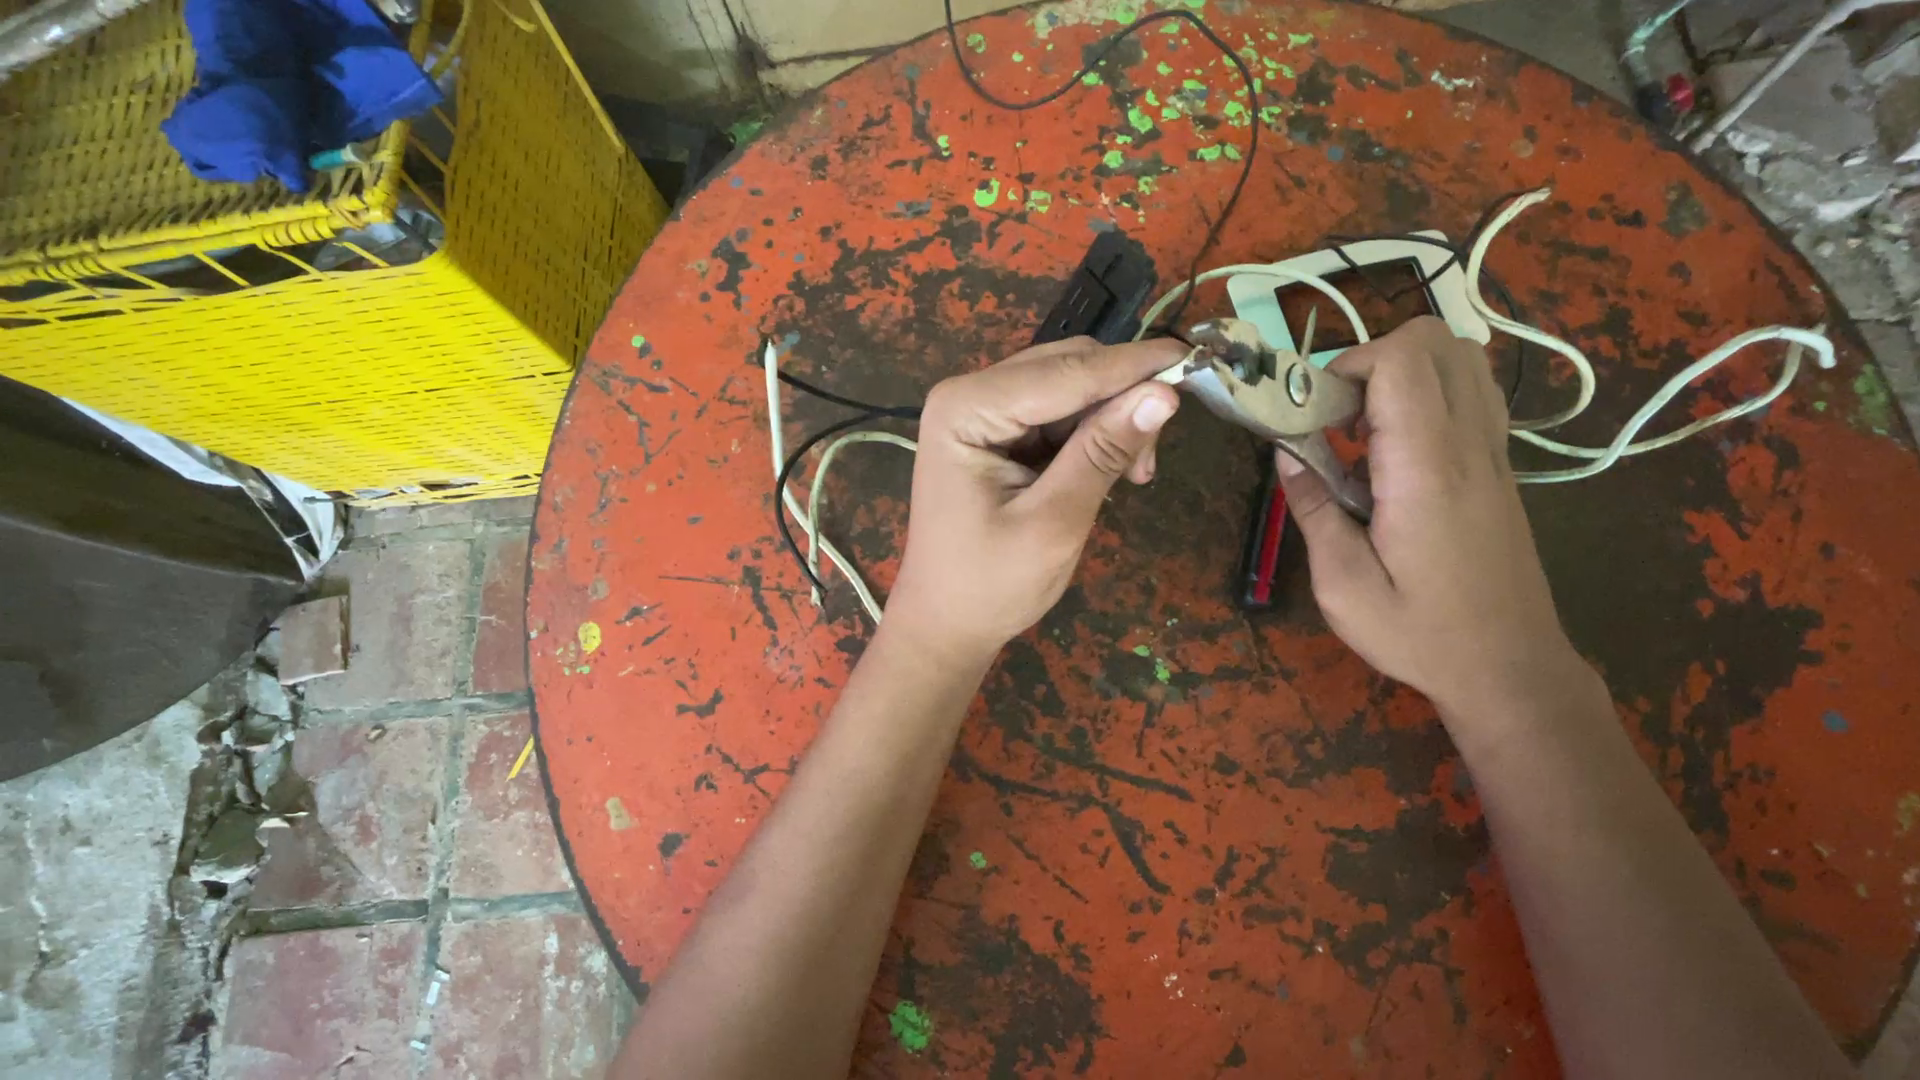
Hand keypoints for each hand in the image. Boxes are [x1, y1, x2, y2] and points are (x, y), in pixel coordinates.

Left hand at [885, 336, 1185, 658]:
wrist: (947, 624)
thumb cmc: (991, 585)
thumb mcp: (1054, 522)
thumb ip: (1104, 454)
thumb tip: (1163, 395)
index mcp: (966, 409)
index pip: (1064, 371)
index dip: (1131, 366)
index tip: (1194, 357)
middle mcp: (969, 394)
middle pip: (1067, 368)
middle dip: (1119, 400)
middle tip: (1150, 461)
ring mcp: (982, 411)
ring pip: (1071, 387)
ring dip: (1110, 421)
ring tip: (1131, 476)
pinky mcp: (997, 432)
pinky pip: (1060, 413)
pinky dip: (1092, 436)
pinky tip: (1110, 472)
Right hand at [1276, 317, 1590, 720]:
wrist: (1510, 667)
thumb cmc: (1420, 633)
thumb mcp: (1343, 585)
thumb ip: (1313, 510)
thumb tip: (1286, 453)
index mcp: (1427, 469)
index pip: (1402, 362)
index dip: (1348, 365)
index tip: (1315, 414)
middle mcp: (1469, 445)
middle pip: (1435, 342)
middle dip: (1371, 359)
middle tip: (1336, 416)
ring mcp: (1493, 451)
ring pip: (1460, 358)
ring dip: (1401, 373)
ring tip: (1363, 428)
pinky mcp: (1499, 465)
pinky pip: (1470, 392)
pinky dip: (1427, 394)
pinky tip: (1394, 449)